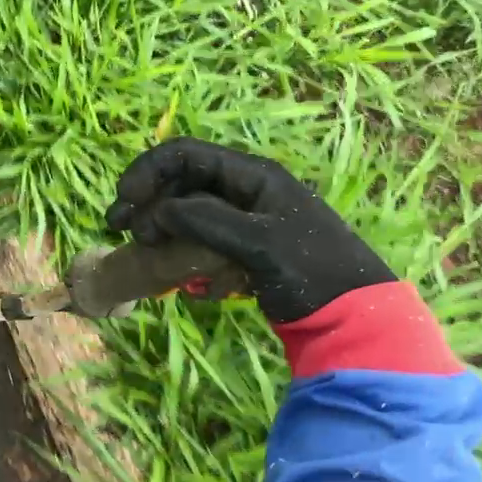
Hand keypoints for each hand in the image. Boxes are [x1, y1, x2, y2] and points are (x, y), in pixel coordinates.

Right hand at [104, 138, 394, 322]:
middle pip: (176, 181)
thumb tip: (152, 215)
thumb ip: (199, 218)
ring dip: (157, 227)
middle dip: (144, 202)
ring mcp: (243, 218)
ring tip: (143, 251)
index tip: (125, 198)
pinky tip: (179, 276)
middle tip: (118, 228)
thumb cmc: (312, 273)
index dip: (147, 170)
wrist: (363, 327)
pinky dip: (180, 250)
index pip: (182, 154)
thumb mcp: (256, 241)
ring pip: (182, 210)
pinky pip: (197, 237)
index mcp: (252, 175)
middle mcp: (244, 189)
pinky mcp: (242, 246)